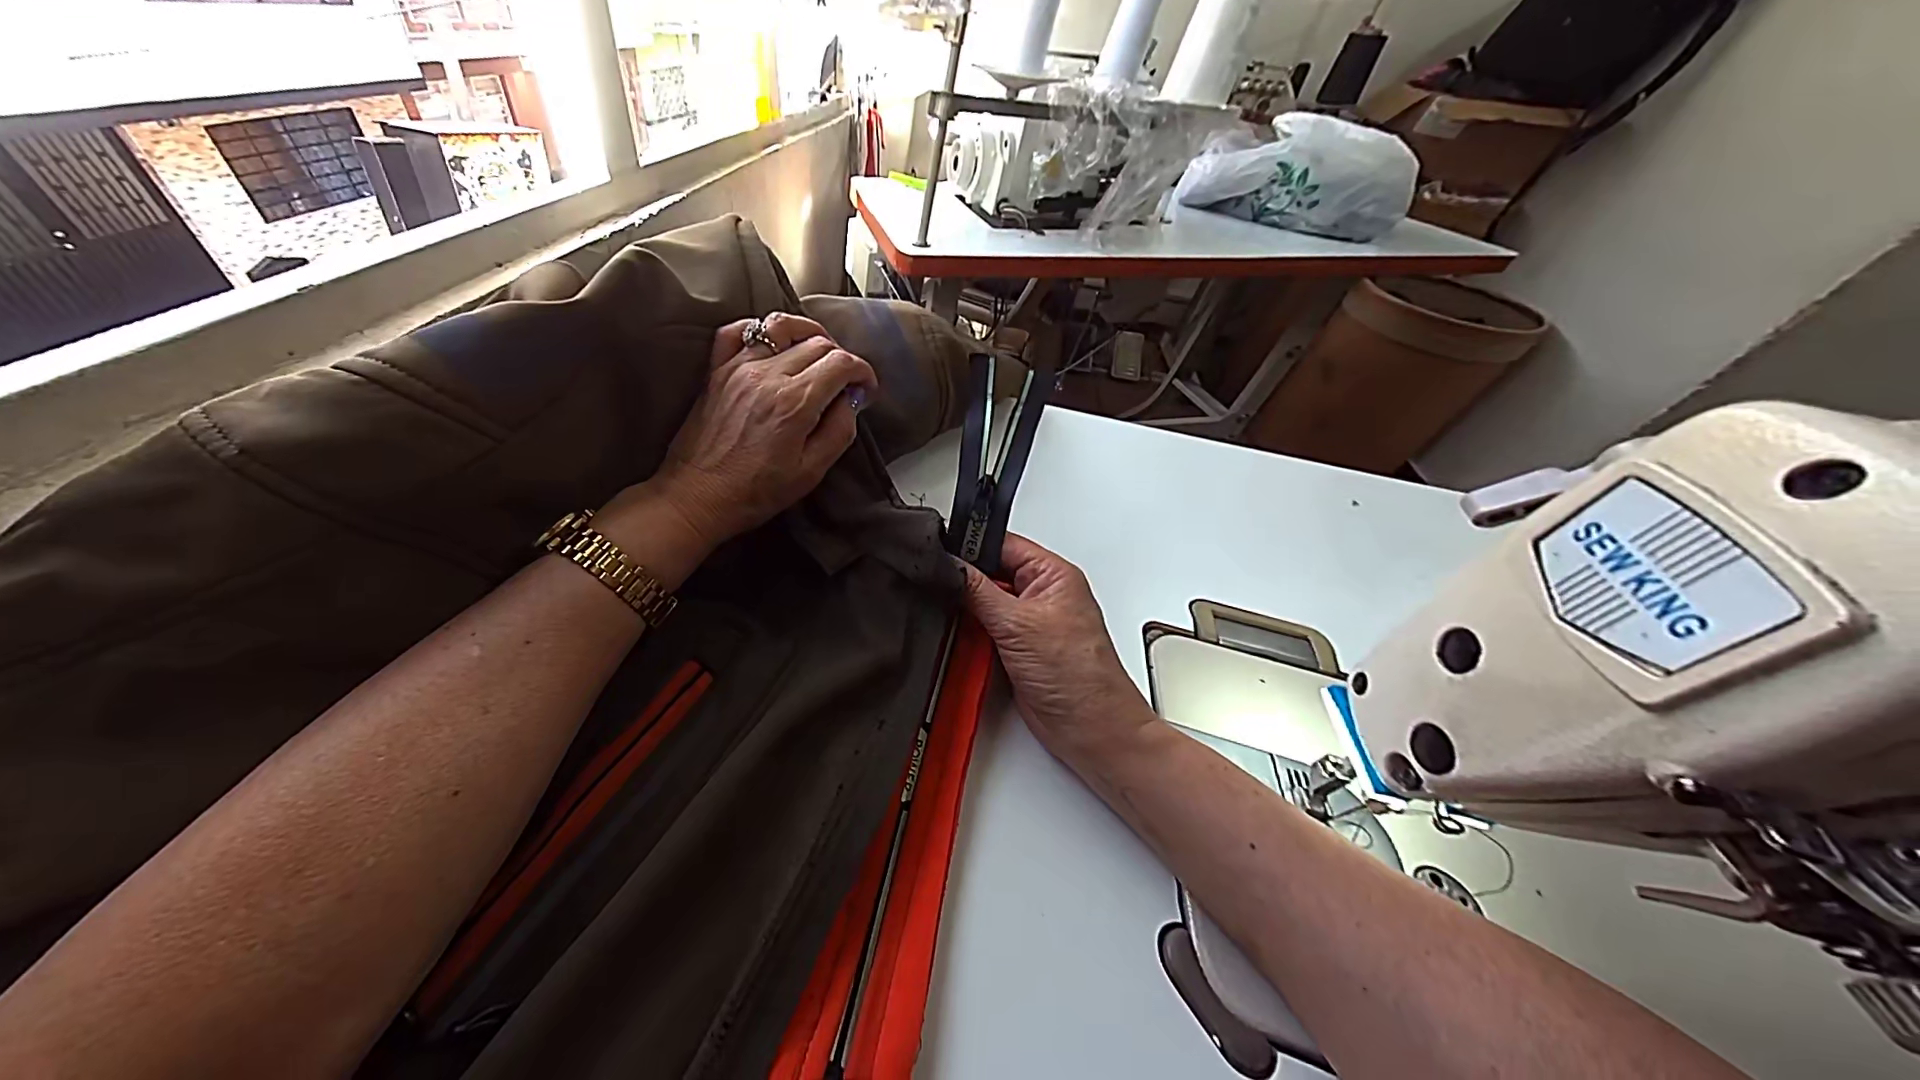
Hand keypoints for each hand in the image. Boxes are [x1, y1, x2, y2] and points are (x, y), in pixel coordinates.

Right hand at [958, 534, 1156, 764]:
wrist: (1088, 730)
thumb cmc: (1082, 678)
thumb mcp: (1020, 625)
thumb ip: (979, 592)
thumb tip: (952, 568)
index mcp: (1053, 576)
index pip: (1004, 545)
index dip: (973, 546)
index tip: (944, 554)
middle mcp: (1041, 596)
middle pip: (989, 575)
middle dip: (968, 585)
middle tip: (950, 593)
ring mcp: (1027, 625)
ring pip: (981, 607)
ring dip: (968, 617)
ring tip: (964, 626)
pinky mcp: (1014, 651)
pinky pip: (981, 635)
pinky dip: (969, 641)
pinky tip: (966, 646)